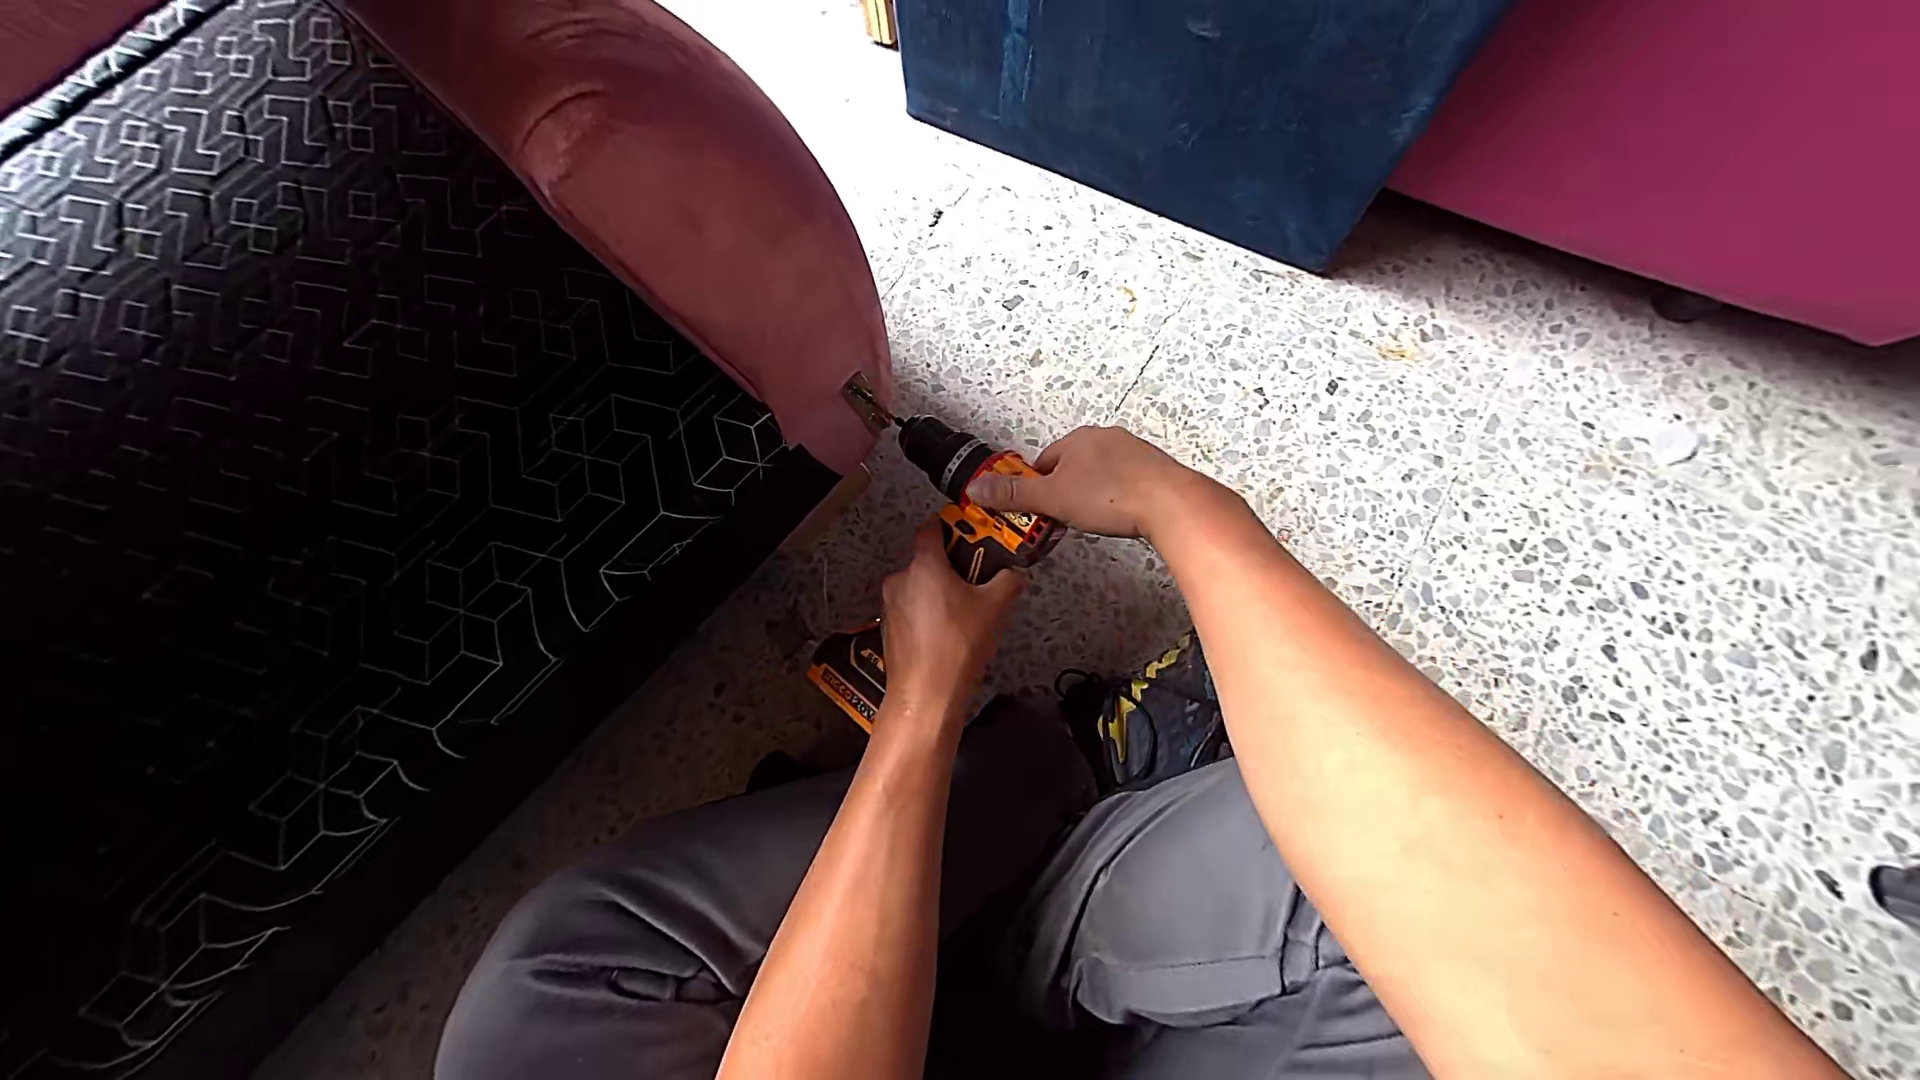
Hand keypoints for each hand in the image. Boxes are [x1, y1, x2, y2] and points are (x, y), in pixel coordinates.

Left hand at [878, 522, 1026, 731]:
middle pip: (927, 560)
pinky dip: (928, 613)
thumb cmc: (956, 647)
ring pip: (919, 586)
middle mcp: (901, 580)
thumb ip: (1008, 581)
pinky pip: (912, 609)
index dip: (951, 525)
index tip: (968, 529)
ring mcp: (891, 606)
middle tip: (977, 577)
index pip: (931, 528)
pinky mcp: (890, 628)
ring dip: (940, 591)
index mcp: (924, 566)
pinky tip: (948, 632)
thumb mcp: (996, 607)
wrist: (927, 694)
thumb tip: (1013, 574)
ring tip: (966, 610)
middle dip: (952, 566)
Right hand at [965, 426, 1216, 540]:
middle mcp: (1105, 439)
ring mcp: (1132, 453)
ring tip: (1092, 518)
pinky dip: (1118, 498)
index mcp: (1077, 440)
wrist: (1168, 503)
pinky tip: (1118, 515)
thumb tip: (979, 487)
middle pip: (1071, 467)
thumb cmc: (1114, 494)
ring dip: (1092, 494)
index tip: (1034, 505)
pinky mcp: (1152, 470)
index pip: (1043, 461)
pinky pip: (1125, 483)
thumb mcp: (1052, 499)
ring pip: (1100, 474)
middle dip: (1065, 491)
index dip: (1036, 487)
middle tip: (1062, 516)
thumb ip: (1014, 495)